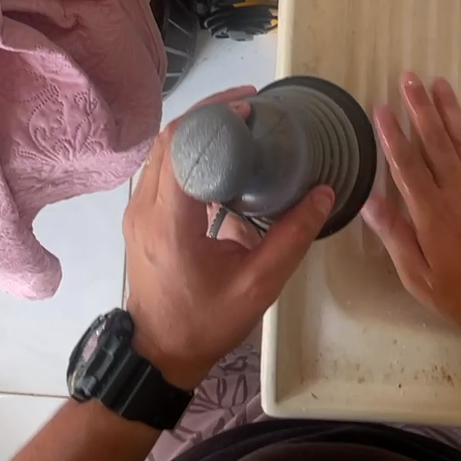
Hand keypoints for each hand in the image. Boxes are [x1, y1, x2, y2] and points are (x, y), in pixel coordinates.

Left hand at [123, 86, 334, 388]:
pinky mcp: (139, 215)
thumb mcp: (258, 285)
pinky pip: (159, 166)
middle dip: (207, 113)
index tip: (250, 110)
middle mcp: (145, 208)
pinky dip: (187, 148)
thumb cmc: (206, 322)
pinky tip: (219, 151)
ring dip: (196, 128)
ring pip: (160, 149)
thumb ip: (292, 237)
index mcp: (170, 223)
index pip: (183, 149)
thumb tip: (323, 193)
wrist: (158, 354)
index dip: (214, 120)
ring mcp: (136, 210)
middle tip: (248, 106)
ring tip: (236, 120)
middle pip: (168, 138)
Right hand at [362, 73, 460, 338]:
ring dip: (449, 109)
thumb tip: (369, 202)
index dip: (392, 134)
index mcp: (432, 214)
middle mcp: (458, 192)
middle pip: (435, 141)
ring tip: (438, 83)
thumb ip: (396, 237)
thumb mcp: (420, 278)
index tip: (380, 108)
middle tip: (409, 78)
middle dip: (420, 107)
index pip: (407, 164)